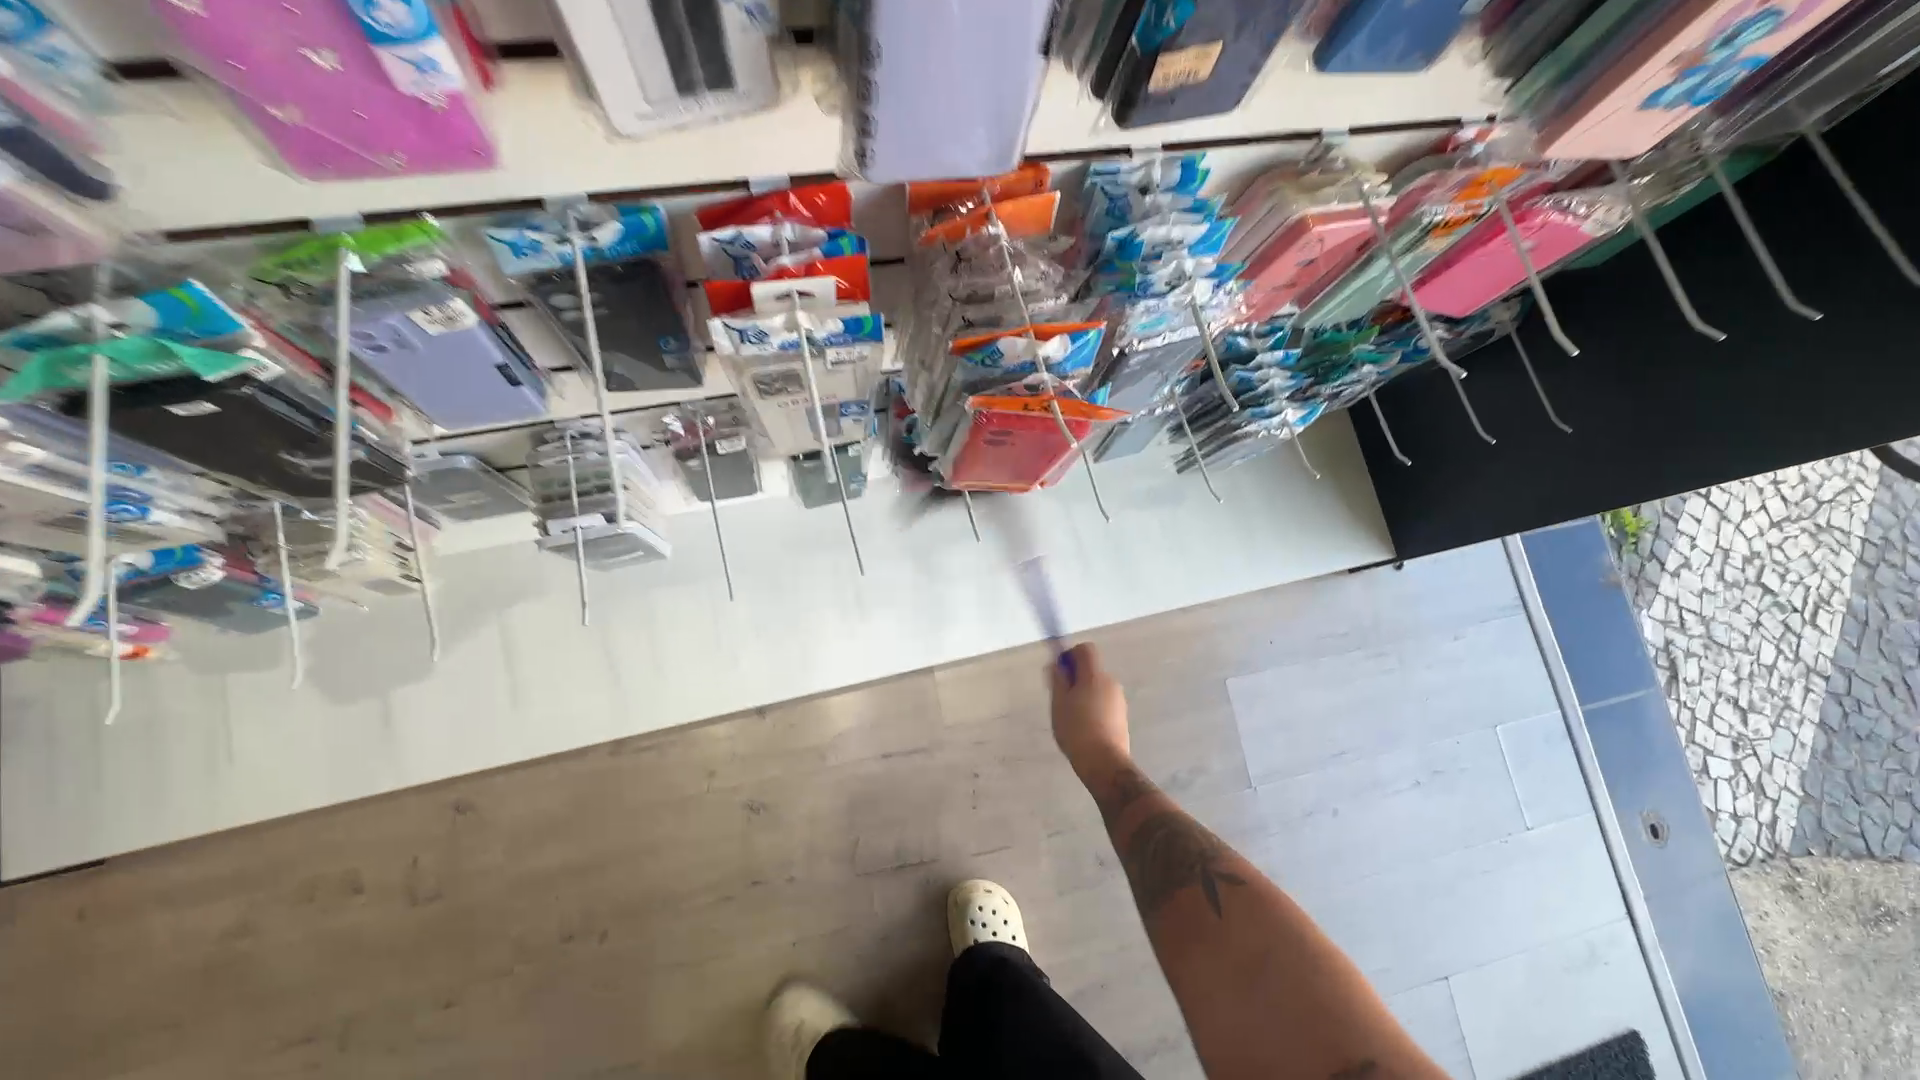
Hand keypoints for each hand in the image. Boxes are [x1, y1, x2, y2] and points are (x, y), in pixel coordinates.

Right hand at [1047, 643, 1131, 783]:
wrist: (1104, 762)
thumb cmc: (1076, 730)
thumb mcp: (1059, 703)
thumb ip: (1057, 680)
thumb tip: (1057, 665)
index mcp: (1095, 676)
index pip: (1085, 649)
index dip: (1070, 654)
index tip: (1059, 672)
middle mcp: (1110, 682)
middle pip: (1091, 669)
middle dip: (1075, 678)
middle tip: (1059, 698)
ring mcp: (1119, 700)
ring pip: (1097, 687)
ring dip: (1083, 694)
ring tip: (1071, 716)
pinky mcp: (1121, 716)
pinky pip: (1104, 702)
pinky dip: (1093, 706)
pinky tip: (1084, 727)